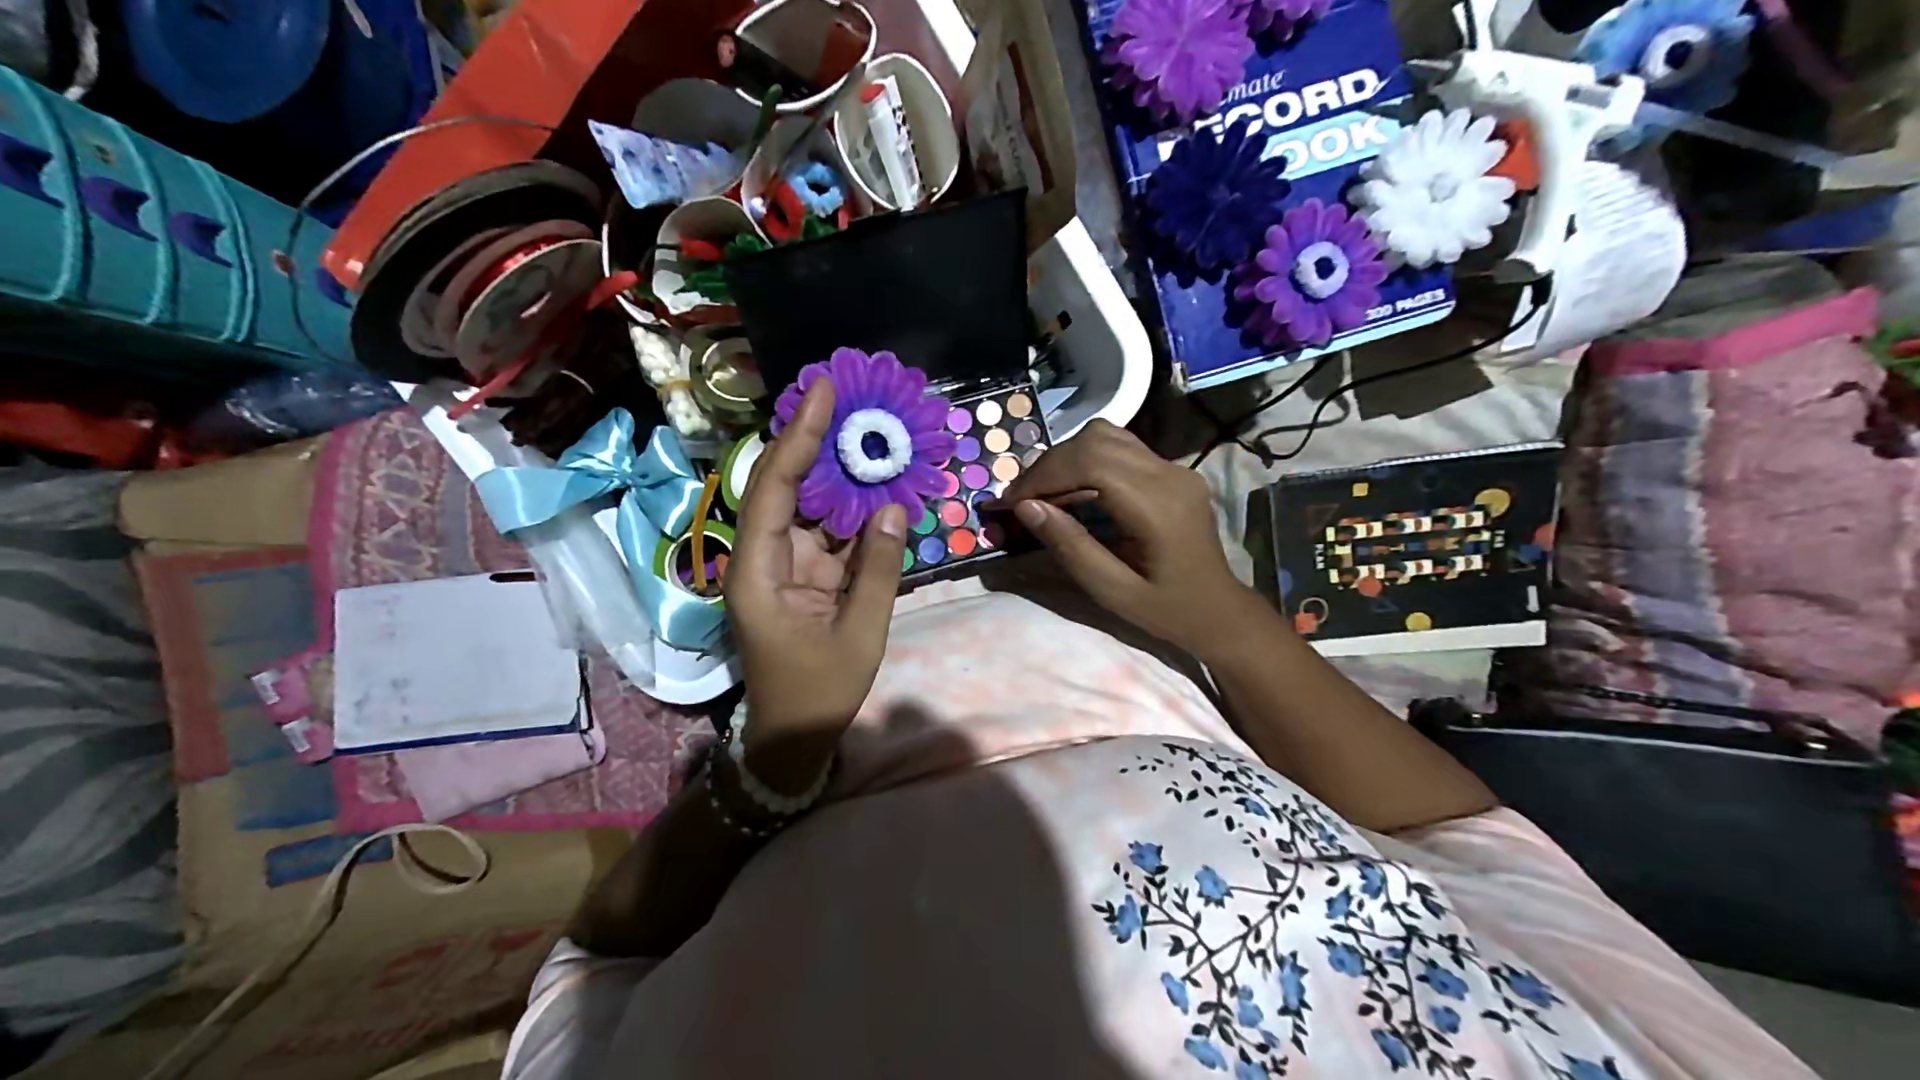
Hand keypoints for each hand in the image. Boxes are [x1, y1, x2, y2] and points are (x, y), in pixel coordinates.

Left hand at [724, 380, 907, 790]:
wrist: (793, 738)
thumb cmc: (818, 693)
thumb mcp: (859, 634)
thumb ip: (878, 570)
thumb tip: (894, 509)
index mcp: (758, 572)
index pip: (773, 488)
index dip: (798, 437)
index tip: (822, 392)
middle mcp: (762, 558)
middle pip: (783, 485)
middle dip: (812, 440)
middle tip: (845, 396)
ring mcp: (783, 566)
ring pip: (807, 506)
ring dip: (835, 471)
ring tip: (866, 429)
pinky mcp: (802, 577)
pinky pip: (826, 533)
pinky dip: (850, 510)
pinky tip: (875, 484)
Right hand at [1000, 420, 1262, 658]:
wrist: (1219, 611)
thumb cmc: (1167, 611)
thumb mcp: (1113, 591)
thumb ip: (1071, 547)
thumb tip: (1026, 507)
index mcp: (1158, 506)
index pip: (1091, 462)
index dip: (1045, 475)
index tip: (1012, 502)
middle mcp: (1170, 475)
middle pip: (1096, 441)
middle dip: (1050, 466)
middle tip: (1022, 500)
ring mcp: (1174, 468)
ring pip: (1106, 436)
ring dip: (1066, 459)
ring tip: (1043, 494)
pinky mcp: (1171, 471)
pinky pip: (1119, 448)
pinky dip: (1085, 460)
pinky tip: (1072, 490)